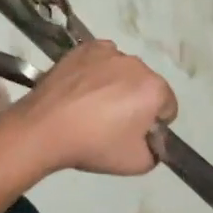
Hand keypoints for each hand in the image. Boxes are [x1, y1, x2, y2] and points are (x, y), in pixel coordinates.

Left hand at [5, 40, 176, 176]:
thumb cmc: (94, 145)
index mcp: (154, 88)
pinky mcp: (82, 48)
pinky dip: (95, 71)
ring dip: (115, 84)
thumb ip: (156, 151)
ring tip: (91, 106)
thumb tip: (152, 140)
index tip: (133, 135)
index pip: (168, 107)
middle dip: (135, 101)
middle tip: (111, 122)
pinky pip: (99, 60)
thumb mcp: (138, 163)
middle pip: (145, 85)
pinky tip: (80, 90)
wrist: (44, 128)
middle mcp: (135, 63)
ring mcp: (107, 51)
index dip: (154, 124)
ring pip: (122, 71)